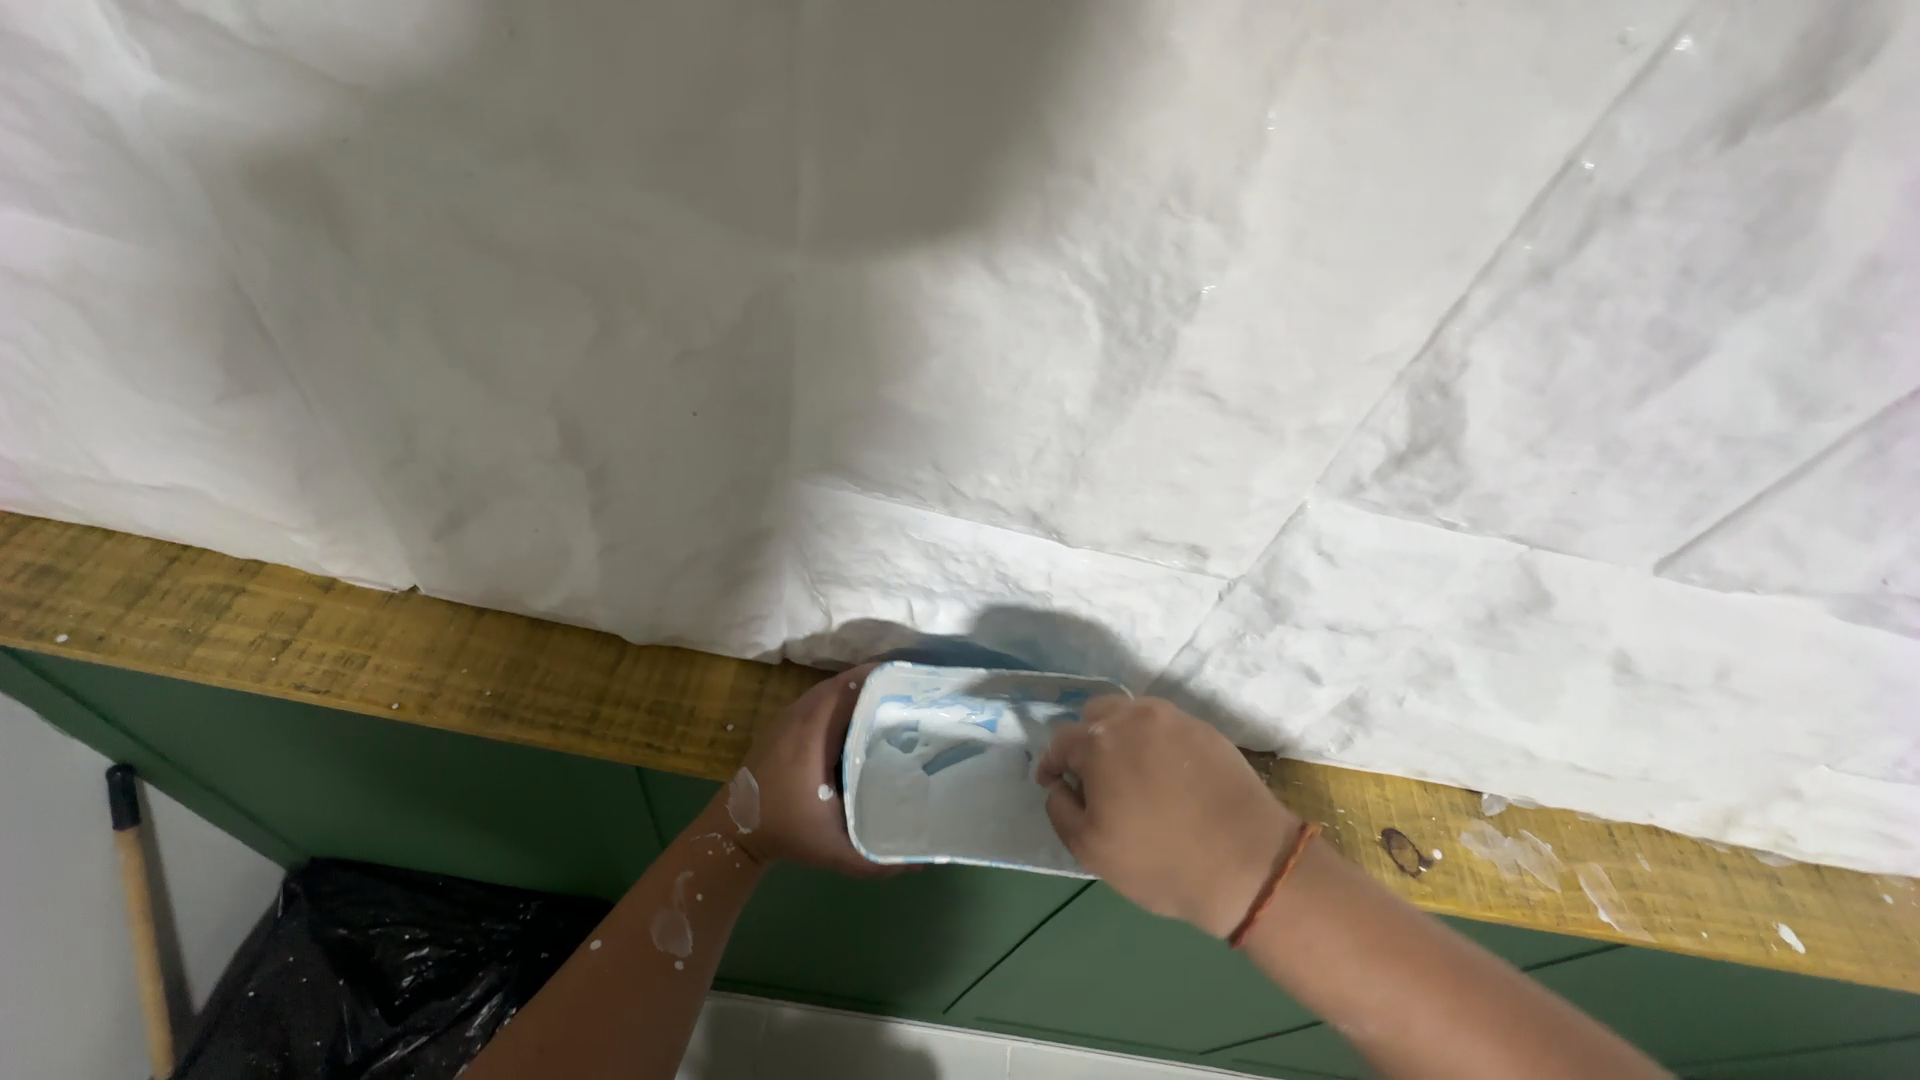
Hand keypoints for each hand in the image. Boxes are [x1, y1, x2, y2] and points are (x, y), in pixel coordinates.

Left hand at [727, 664, 896, 876]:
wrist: (733, 832)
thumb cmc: (785, 832)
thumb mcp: (834, 850)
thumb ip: (876, 861)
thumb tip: (921, 862)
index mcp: (812, 732)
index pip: (849, 686)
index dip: (882, 679)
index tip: (914, 685)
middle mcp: (799, 716)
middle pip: (845, 683)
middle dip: (878, 684)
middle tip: (913, 696)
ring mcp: (788, 718)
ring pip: (832, 691)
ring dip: (861, 692)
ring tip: (897, 704)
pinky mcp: (784, 726)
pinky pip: (820, 702)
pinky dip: (844, 703)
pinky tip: (865, 721)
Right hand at [1036, 696, 1300, 936]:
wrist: (1249, 865)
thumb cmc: (1160, 862)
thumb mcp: (1091, 850)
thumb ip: (1060, 809)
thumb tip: (1059, 785)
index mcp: (1099, 743)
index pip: (1060, 741)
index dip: (1052, 764)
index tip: (1055, 785)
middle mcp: (1135, 718)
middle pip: (1096, 716)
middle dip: (1087, 742)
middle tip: (1095, 779)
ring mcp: (1175, 721)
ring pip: (1133, 716)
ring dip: (1122, 738)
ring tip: (1132, 775)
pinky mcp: (1207, 731)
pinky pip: (1167, 728)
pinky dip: (1157, 745)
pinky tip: (1167, 778)